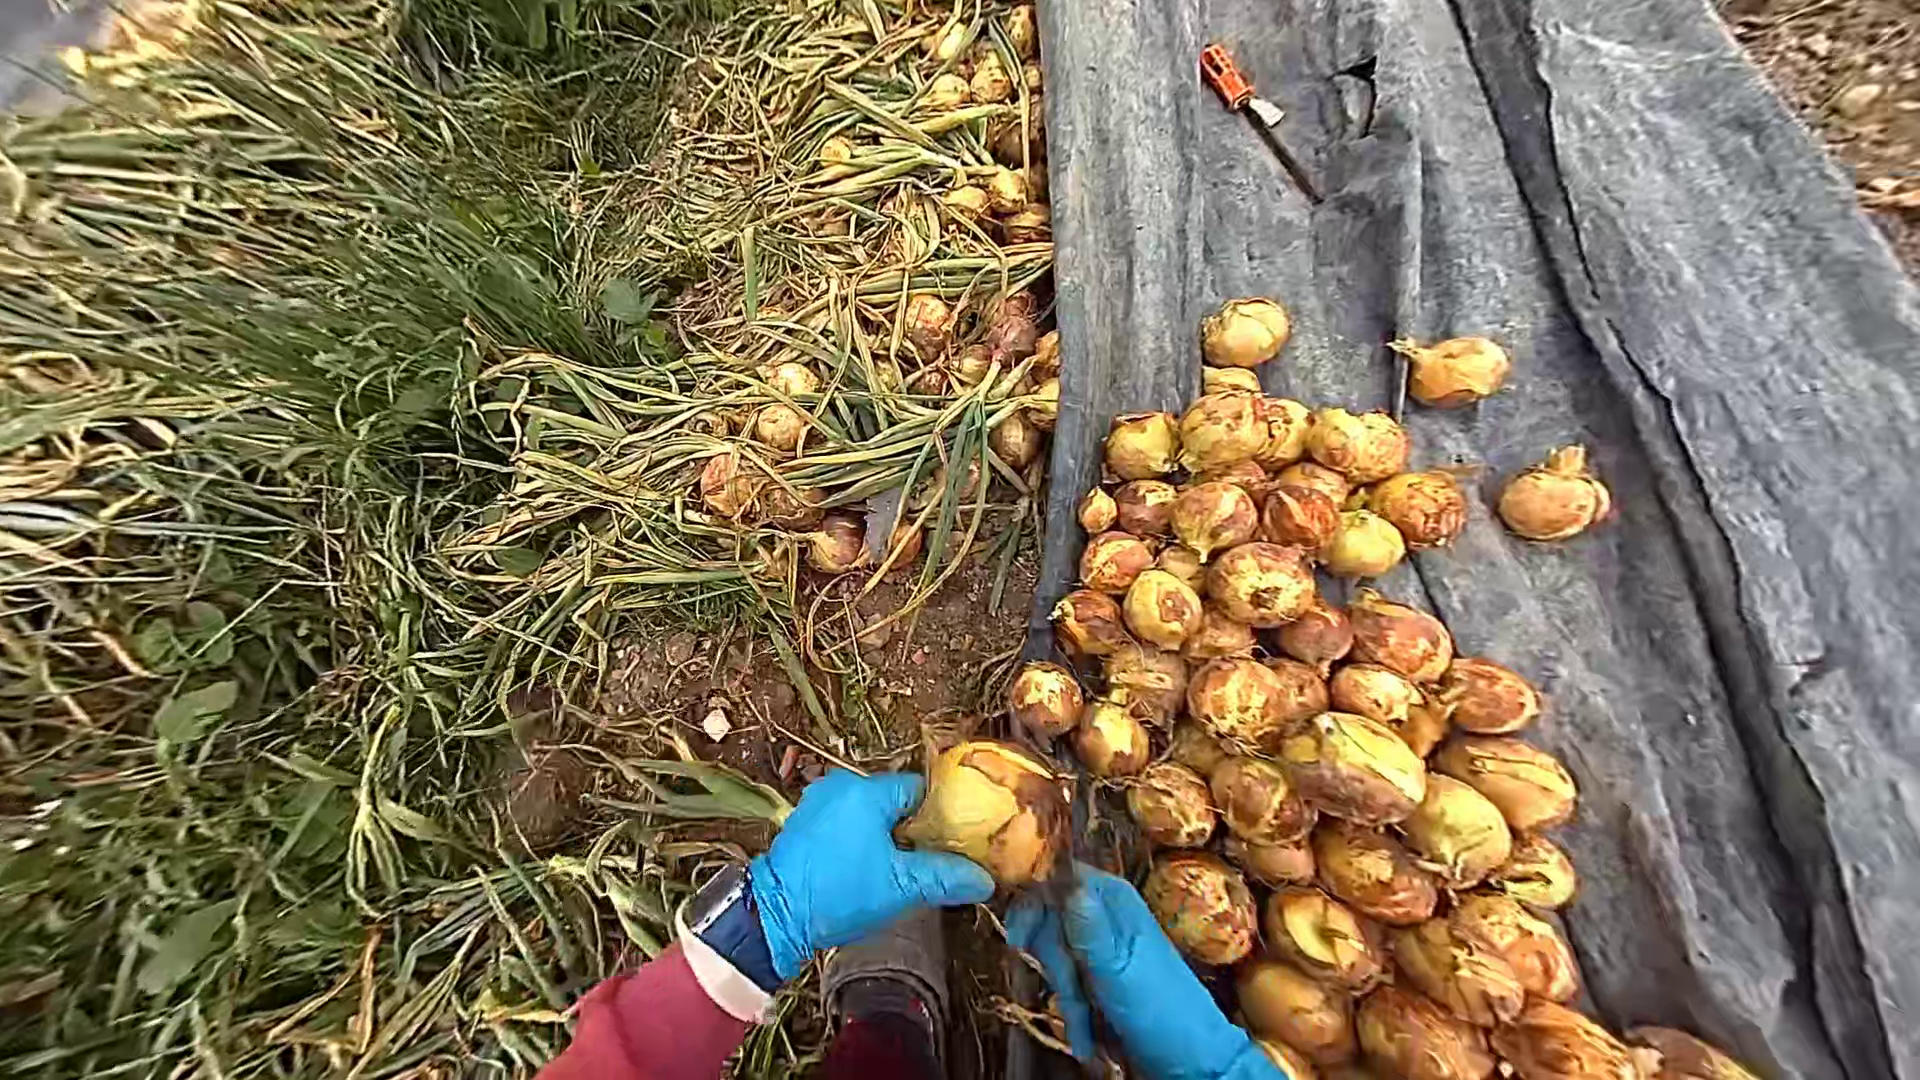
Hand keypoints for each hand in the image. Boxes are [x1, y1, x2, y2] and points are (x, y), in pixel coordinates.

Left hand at [750, 769, 995, 977]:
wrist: (774, 915)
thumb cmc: (839, 893)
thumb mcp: (899, 887)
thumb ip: (943, 876)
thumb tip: (984, 879)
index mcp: (868, 790)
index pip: (919, 789)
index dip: (936, 815)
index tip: (945, 842)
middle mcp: (843, 784)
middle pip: (895, 798)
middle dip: (910, 827)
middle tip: (921, 859)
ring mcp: (821, 798)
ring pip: (870, 809)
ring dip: (883, 832)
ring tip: (892, 866)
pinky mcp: (806, 817)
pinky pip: (846, 817)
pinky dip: (858, 833)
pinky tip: (861, 863)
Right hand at [1006, 866, 1281, 1079]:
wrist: (1195, 1064)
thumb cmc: (1159, 1009)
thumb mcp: (1118, 967)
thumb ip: (1086, 924)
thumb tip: (1060, 875)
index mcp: (1110, 895)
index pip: (1056, 875)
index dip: (1033, 901)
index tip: (1017, 937)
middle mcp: (1103, 910)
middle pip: (1052, 916)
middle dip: (1053, 960)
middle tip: (1065, 991)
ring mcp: (1102, 941)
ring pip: (1058, 951)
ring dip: (1065, 992)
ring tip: (1082, 1033)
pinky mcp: (1100, 971)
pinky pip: (1070, 977)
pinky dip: (1073, 1007)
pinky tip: (1084, 1037)